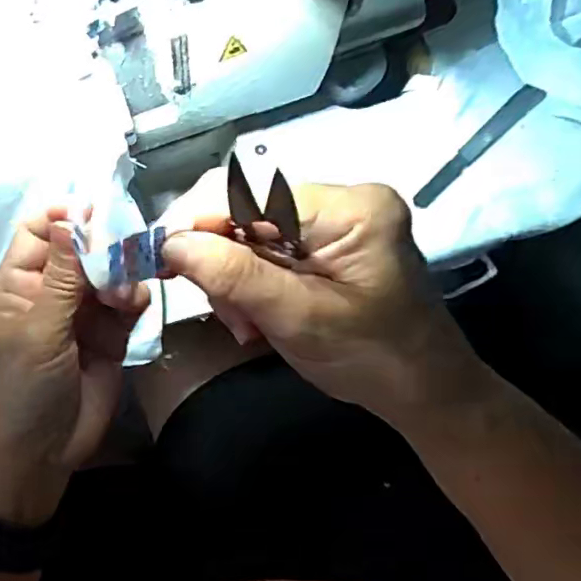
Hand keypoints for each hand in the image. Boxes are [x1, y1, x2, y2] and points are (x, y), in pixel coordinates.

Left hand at [0, 208, 149, 525]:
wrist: (44, 453)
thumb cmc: (24, 388)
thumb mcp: (38, 330)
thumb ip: (62, 275)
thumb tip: (70, 214)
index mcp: (18, 282)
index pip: (41, 230)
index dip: (66, 215)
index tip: (98, 212)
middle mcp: (50, 289)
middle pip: (83, 246)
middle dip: (104, 246)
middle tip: (124, 253)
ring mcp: (82, 310)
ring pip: (111, 270)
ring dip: (121, 275)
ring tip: (121, 299)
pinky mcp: (110, 331)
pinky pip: (128, 299)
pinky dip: (133, 298)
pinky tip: (130, 309)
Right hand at [158, 172, 482, 416]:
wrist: (422, 390)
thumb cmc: (370, 360)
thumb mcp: (296, 319)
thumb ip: (232, 276)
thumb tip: (168, 242)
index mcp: (349, 208)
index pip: (250, 191)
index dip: (196, 219)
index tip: (158, 257)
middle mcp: (339, 197)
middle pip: (243, 206)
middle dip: (216, 257)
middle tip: (221, 309)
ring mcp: (330, 216)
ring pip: (244, 229)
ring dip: (229, 276)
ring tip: (245, 324)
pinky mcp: (321, 237)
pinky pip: (260, 246)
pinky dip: (244, 281)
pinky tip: (255, 316)